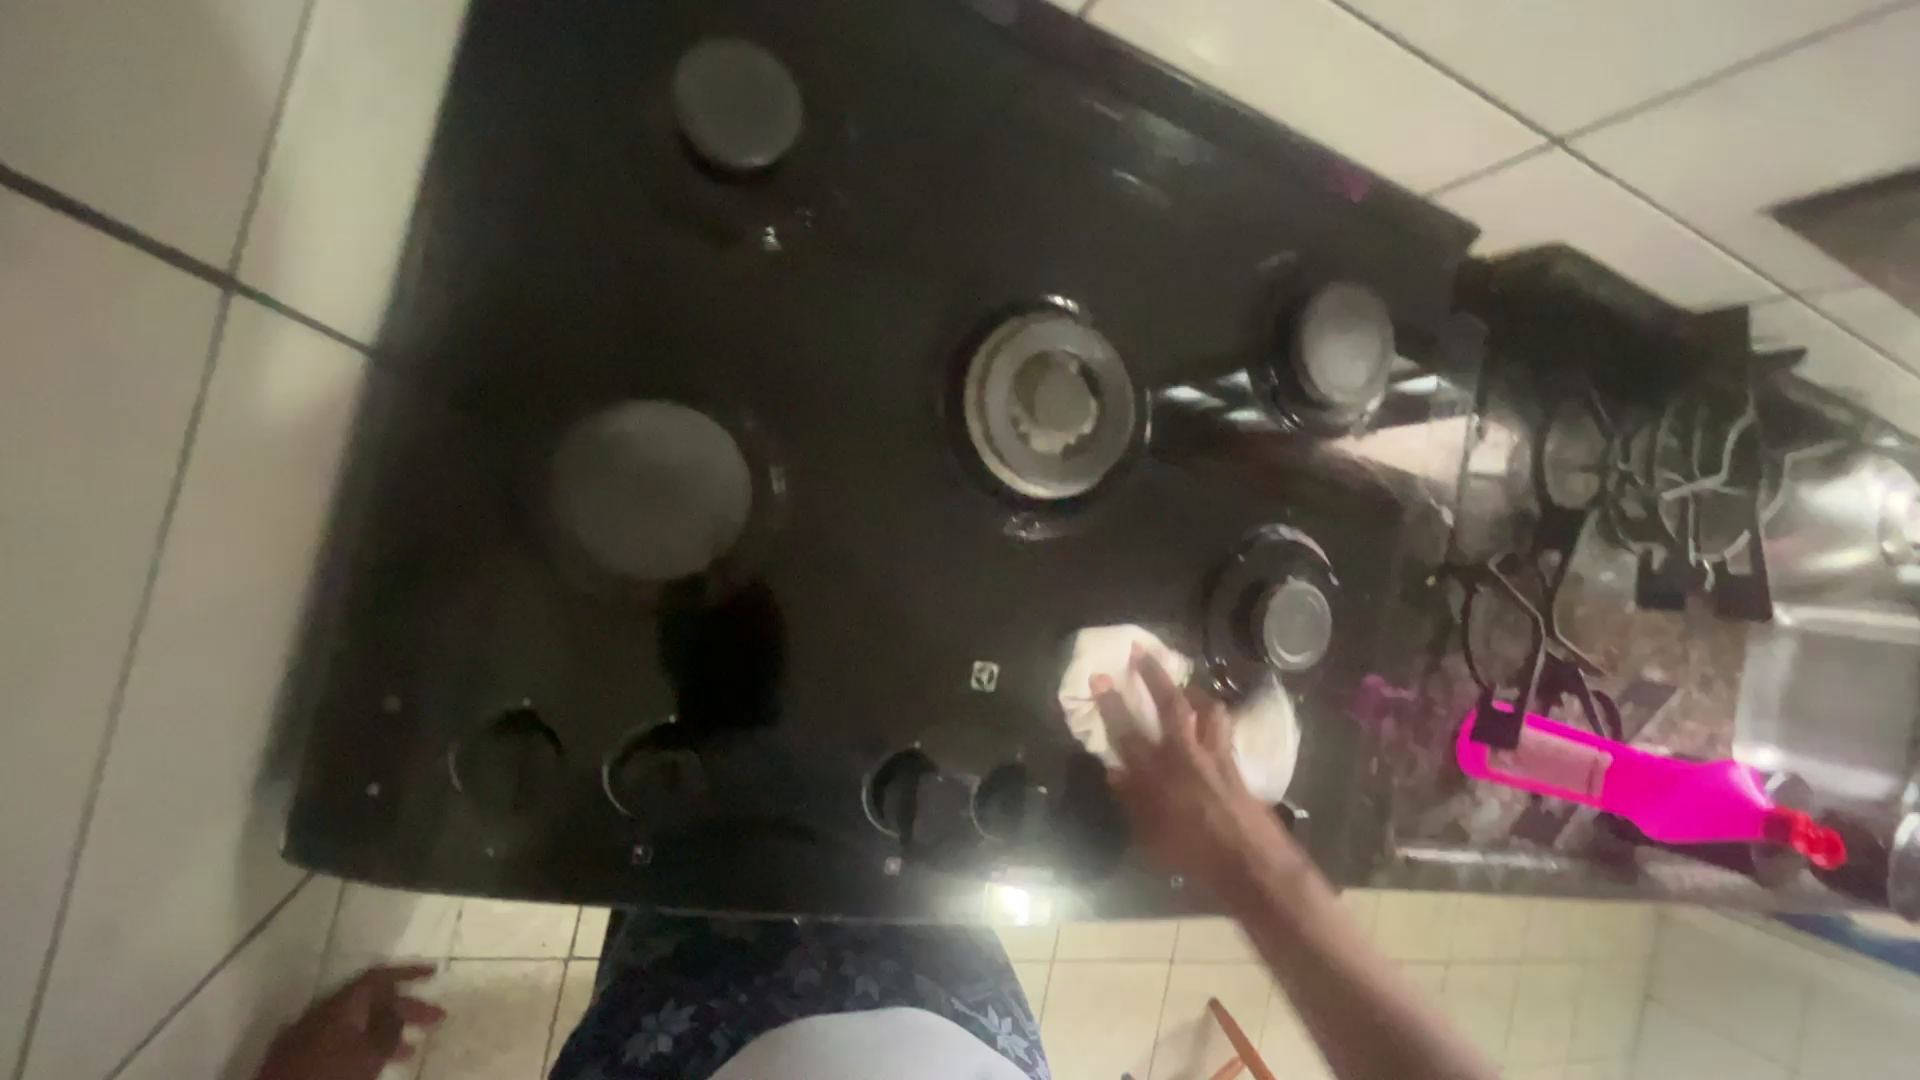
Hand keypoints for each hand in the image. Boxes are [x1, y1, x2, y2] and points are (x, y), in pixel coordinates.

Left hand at [257, 964, 446, 1079]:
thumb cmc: (330, 1077)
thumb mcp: (371, 1055)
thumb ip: (389, 1029)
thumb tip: (397, 1012)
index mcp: (342, 1005)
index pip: (380, 976)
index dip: (409, 971)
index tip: (434, 974)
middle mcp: (323, 1012)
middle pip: (371, 1000)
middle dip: (405, 1009)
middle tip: (435, 1021)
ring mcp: (305, 1035)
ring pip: (355, 1024)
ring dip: (385, 1033)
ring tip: (409, 1053)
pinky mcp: (295, 1058)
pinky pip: (338, 1041)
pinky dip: (361, 1046)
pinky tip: (373, 1061)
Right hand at [1094, 648, 1302, 897]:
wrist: (1251, 866)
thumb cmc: (1194, 856)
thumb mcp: (1151, 837)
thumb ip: (1132, 801)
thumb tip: (1115, 772)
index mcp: (1157, 775)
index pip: (1126, 731)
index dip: (1110, 703)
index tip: (1099, 677)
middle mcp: (1185, 756)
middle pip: (1169, 705)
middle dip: (1153, 675)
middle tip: (1141, 651)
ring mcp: (1214, 755)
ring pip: (1207, 709)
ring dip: (1194, 691)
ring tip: (1185, 683)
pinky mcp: (1235, 762)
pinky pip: (1223, 728)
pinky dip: (1214, 717)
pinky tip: (1211, 718)